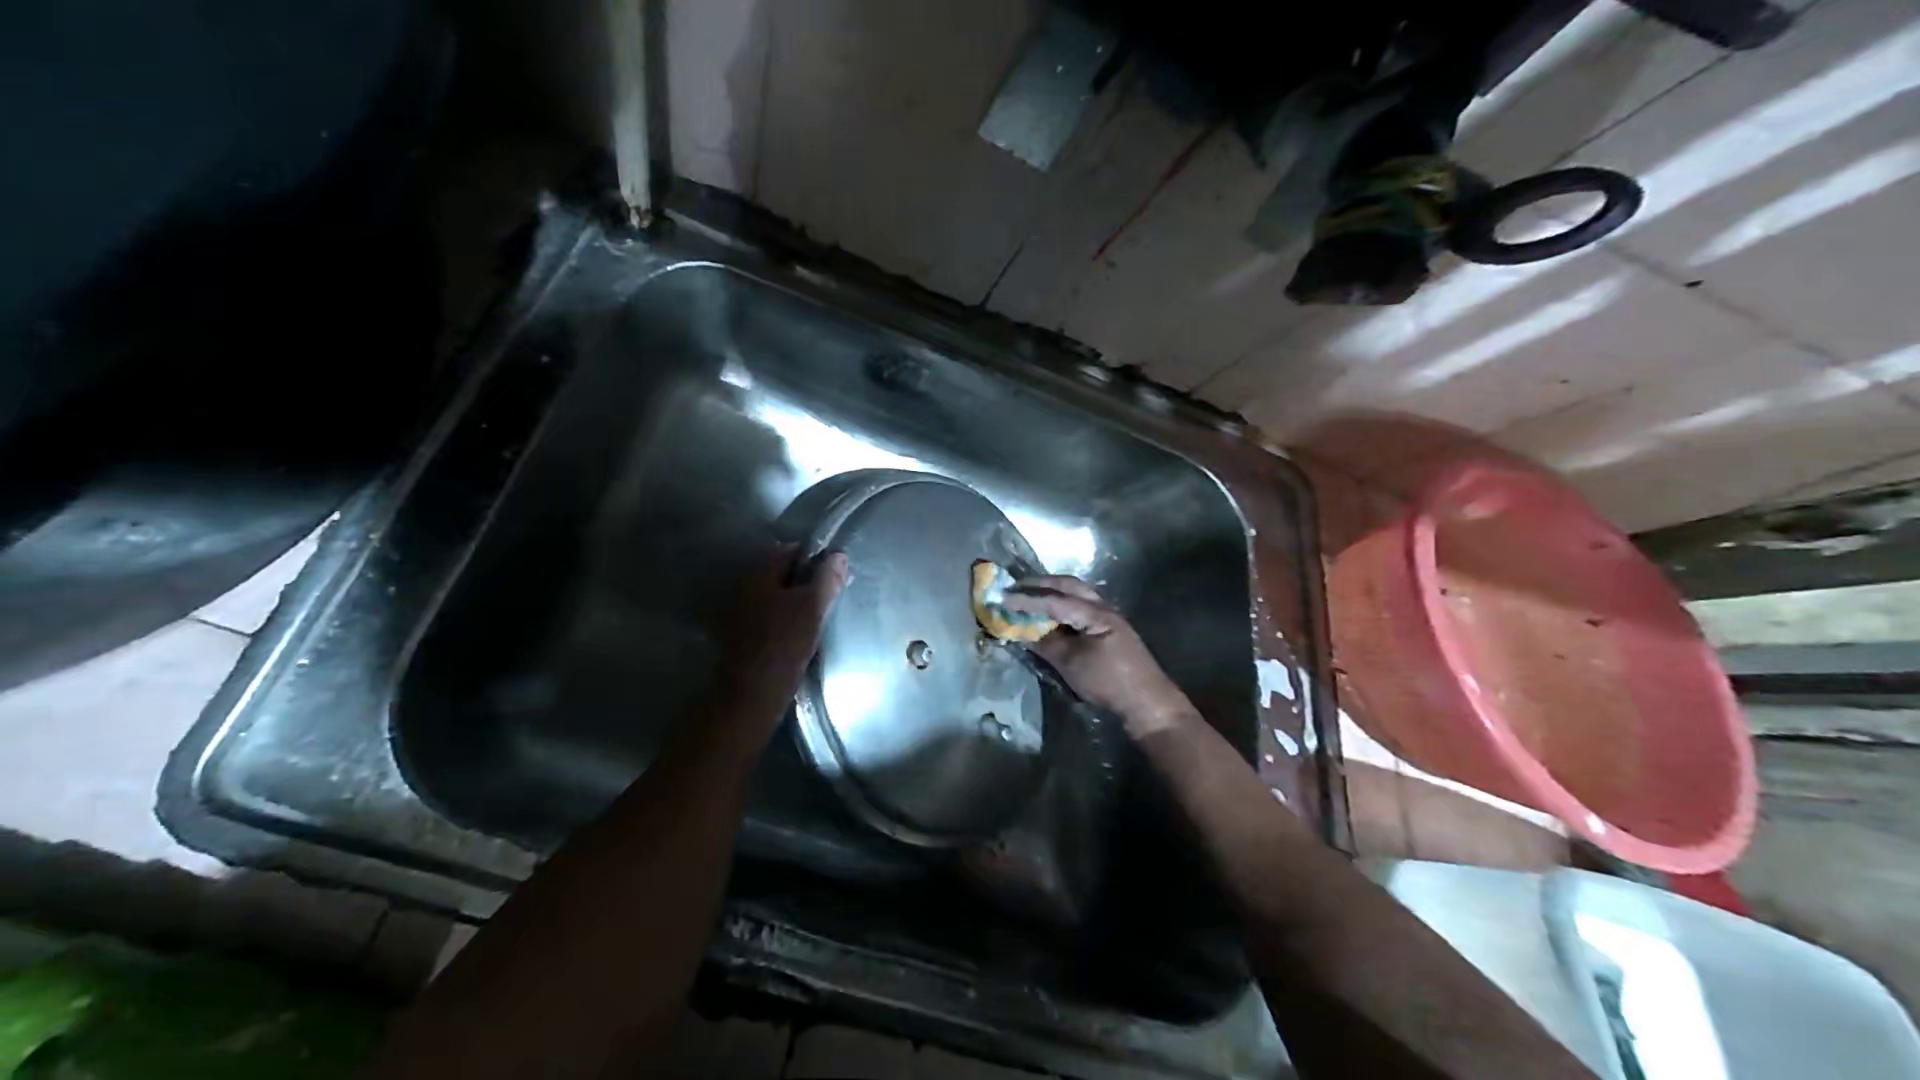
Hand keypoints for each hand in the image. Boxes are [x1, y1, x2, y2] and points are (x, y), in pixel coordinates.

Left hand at [711, 543, 848, 729]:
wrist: (752, 694)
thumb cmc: (784, 645)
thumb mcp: (813, 608)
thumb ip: (827, 579)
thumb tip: (838, 555)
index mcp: (757, 576)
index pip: (788, 551)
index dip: (814, 556)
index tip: (834, 571)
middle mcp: (743, 589)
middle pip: (780, 574)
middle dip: (805, 580)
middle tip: (830, 594)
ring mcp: (739, 614)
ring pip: (775, 597)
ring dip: (795, 600)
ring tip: (819, 614)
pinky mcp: (742, 637)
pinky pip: (768, 616)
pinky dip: (785, 617)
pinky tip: (800, 633)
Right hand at [1003, 576, 1196, 737]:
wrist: (1146, 701)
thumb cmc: (1108, 681)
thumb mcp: (1071, 663)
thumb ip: (1045, 643)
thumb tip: (1022, 630)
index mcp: (1094, 613)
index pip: (1053, 599)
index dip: (1026, 599)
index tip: (1002, 597)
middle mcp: (1103, 606)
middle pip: (1068, 585)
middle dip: (1039, 583)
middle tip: (1015, 586)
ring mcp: (1108, 615)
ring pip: (1076, 592)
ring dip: (1052, 590)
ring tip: (1030, 594)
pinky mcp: (1109, 627)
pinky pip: (1081, 604)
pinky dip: (1062, 602)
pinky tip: (1052, 611)